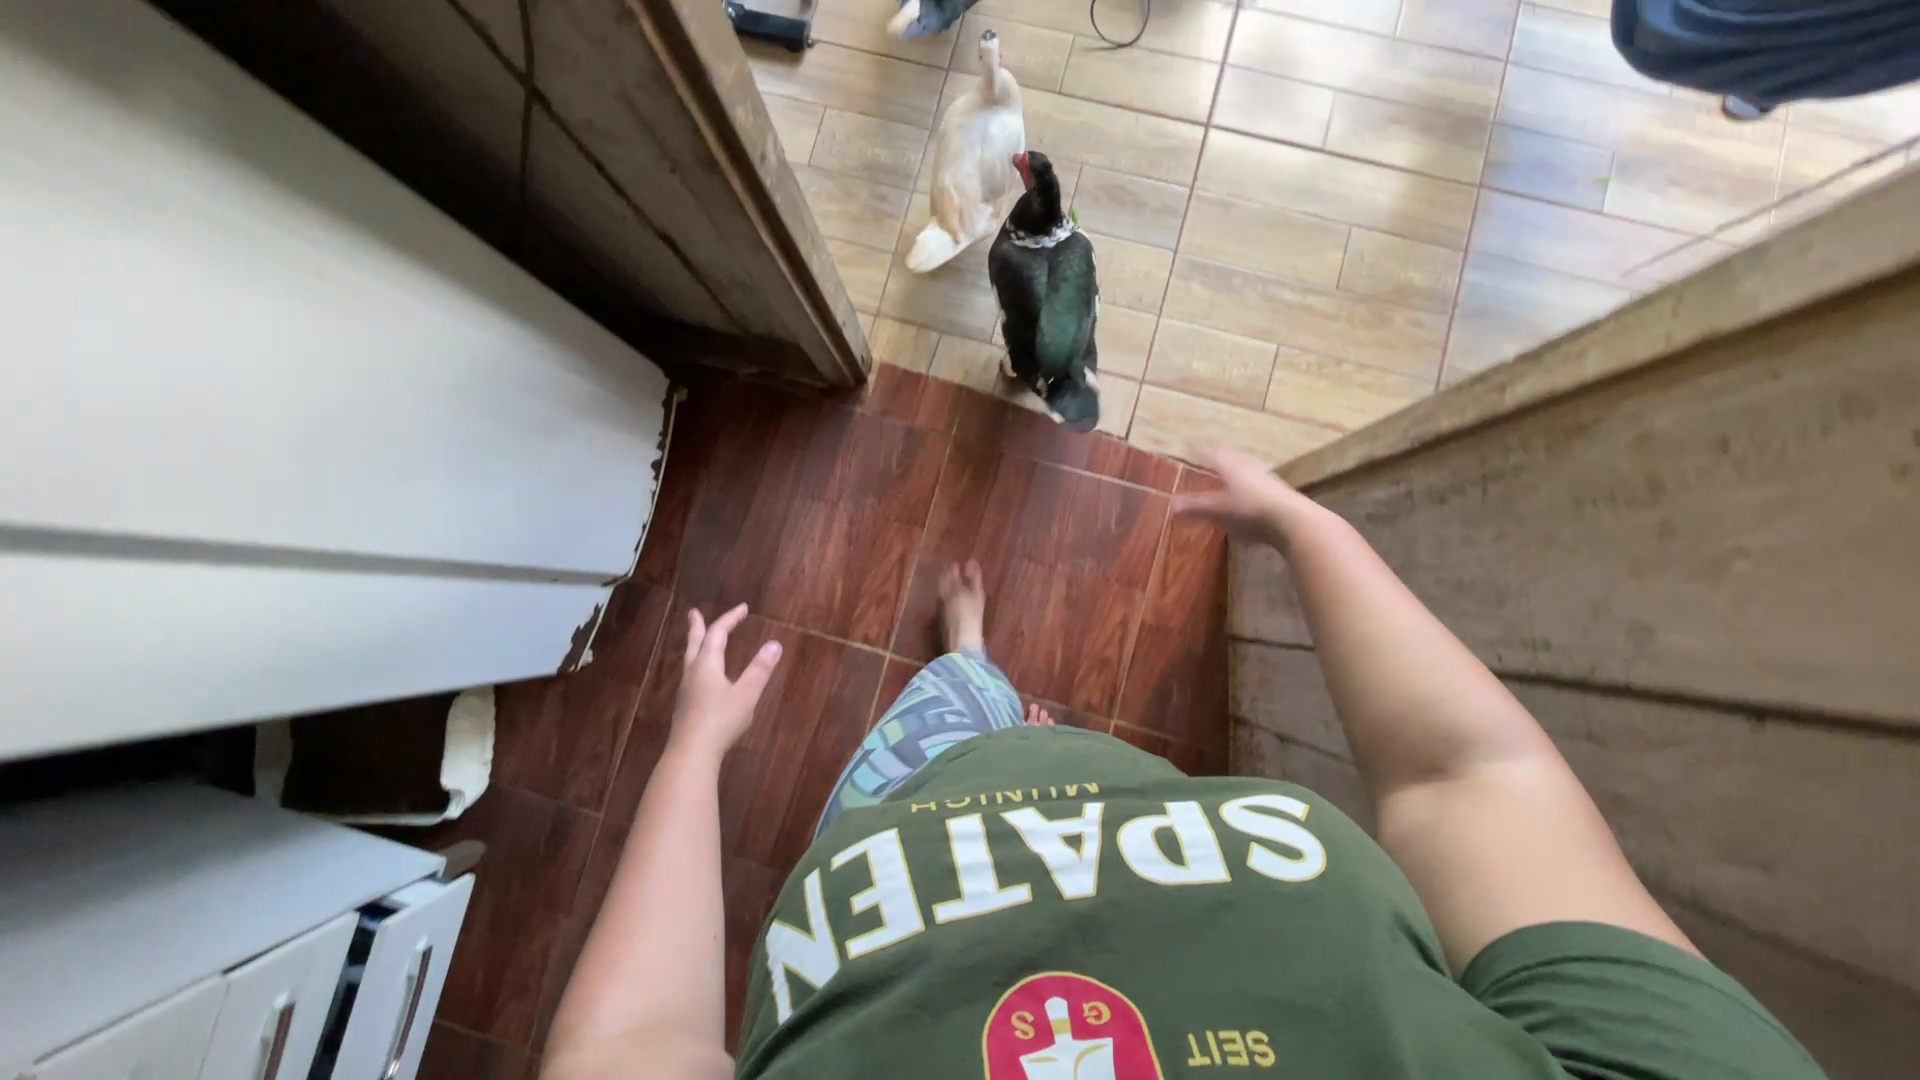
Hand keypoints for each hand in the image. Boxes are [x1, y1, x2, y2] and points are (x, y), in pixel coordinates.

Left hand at [668, 603, 782, 761]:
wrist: (691, 752)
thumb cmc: (721, 721)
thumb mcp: (746, 695)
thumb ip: (760, 669)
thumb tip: (775, 644)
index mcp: (707, 665)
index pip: (717, 633)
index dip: (730, 619)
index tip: (743, 608)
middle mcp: (693, 672)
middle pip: (694, 643)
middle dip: (697, 626)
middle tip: (693, 612)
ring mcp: (686, 690)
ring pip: (689, 658)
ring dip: (695, 644)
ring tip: (697, 639)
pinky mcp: (685, 705)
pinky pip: (690, 673)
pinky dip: (696, 662)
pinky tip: (701, 676)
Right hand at [1172, 446, 1312, 545]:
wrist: (1293, 521)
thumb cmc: (1250, 509)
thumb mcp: (1217, 510)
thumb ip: (1194, 507)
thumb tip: (1170, 505)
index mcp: (1231, 465)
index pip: (1210, 453)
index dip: (1197, 452)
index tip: (1187, 450)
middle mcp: (1248, 467)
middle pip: (1229, 461)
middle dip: (1216, 464)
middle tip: (1204, 466)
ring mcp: (1266, 480)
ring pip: (1244, 474)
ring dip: (1232, 479)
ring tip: (1222, 486)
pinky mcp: (1278, 495)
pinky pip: (1255, 490)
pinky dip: (1244, 494)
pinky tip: (1243, 507)